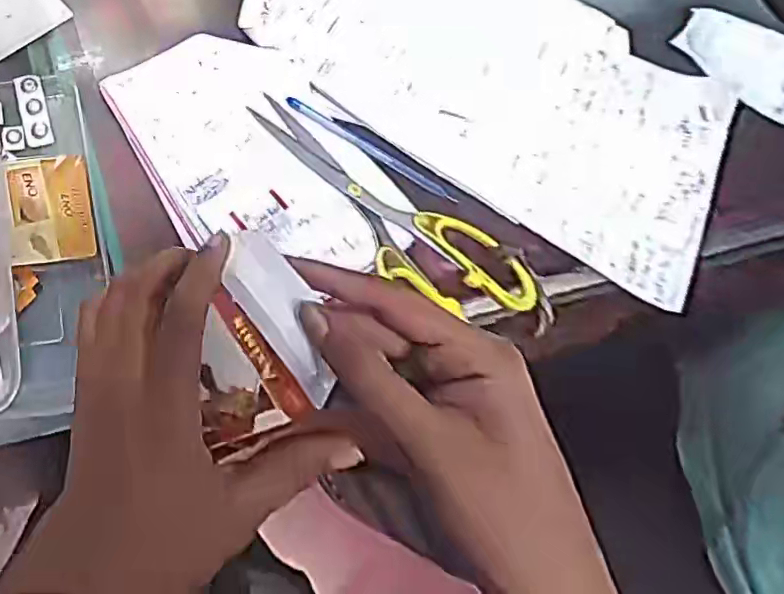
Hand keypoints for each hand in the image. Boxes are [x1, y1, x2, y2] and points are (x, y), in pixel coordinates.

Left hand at [0, 237, 364, 593]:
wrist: (95, 561)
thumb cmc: (167, 536)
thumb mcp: (238, 509)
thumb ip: (292, 468)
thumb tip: (348, 440)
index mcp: (164, 402)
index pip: (179, 318)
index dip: (199, 273)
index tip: (218, 244)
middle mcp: (122, 376)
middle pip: (133, 294)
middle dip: (163, 262)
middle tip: (196, 254)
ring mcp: (95, 376)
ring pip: (106, 302)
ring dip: (136, 275)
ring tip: (169, 270)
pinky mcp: (81, 385)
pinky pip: (89, 323)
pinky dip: (110, 297)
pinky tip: (132, 301)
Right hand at [292, 259, 613, 593]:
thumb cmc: (507, 517)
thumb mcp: (430, 441)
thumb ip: (368, 375)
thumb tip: (315, 317)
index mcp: (478, 353)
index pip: (395, 301)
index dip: (338, 281)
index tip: (291, 267)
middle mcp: (461, 361)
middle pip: (380, 329)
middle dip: (331, 326)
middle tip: (276, 317)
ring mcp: (445, 390)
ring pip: (374, 360)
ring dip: (333, 359)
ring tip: (286, 348)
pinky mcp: (430, 417)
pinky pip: (379, 391)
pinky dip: (346, 391)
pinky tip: (313, 390)